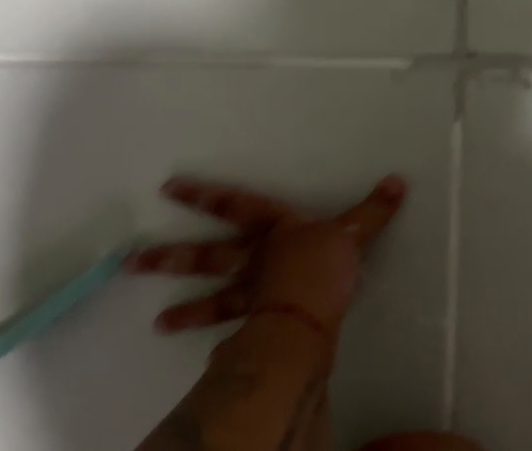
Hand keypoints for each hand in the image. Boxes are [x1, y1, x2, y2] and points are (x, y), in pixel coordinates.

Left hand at [126, 174, 406, 332]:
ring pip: (213, 296)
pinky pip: (235, 330)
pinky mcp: (256, 323)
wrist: (310, 315)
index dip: (204, 195)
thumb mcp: (353, 231)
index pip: (235, 204)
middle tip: (132, 261)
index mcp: (276, 227)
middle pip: (209, 254)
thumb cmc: (324, 265)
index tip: (169, 188)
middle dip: (172, 256)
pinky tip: (205, 351)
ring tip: (158, 322)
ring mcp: (252, 292)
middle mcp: (255, 257)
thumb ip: (373, 210)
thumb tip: (398, 180)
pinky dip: (221, 341)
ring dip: (187, 307)